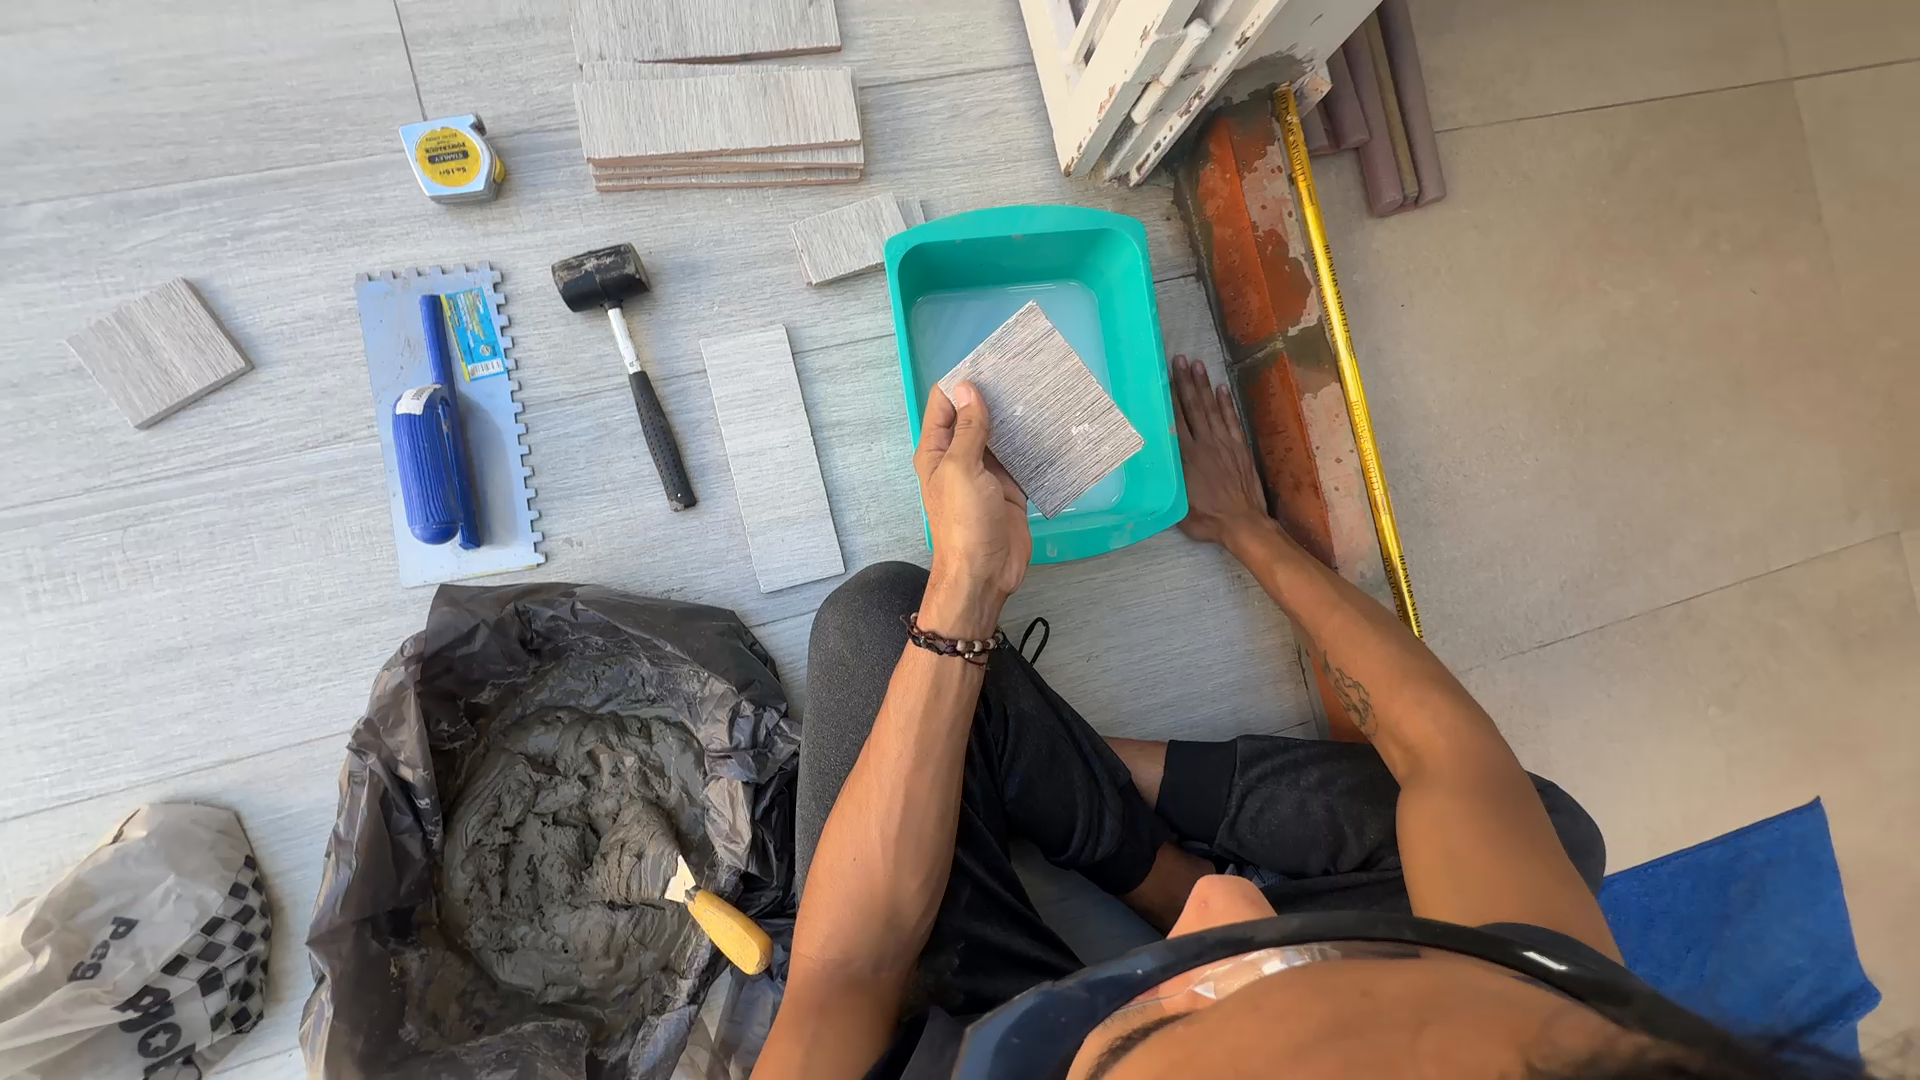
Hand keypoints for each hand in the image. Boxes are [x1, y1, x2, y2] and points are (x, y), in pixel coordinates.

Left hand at [913, 382, 1030, 635]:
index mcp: (937, 451)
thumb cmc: (964, 523)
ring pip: (1001, 435)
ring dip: (1016, 417)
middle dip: (995, 395)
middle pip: (975, 416)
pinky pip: (1022, 458)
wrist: (985, 573)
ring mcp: (986, 473)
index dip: (963, 381)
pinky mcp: (1010, 488)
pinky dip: (1033, 444)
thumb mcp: (962, 470)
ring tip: (1041, 390)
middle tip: (1024, 369)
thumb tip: (968, 388)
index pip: (944, 404)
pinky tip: (1051, 425)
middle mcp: (960, 457)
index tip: (990, 360)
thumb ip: (969, 430)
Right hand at [1171, 355, 1275, 552]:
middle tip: (1178, 360)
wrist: (1242, 523)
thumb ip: (1166, 480)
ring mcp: (1224, 444)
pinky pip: (1231, 420)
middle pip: (1193, 407)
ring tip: (1197, 365)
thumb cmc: (1206, 519)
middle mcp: (1205, 444)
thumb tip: (1150, 464)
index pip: (1175, 420)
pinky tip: (1221, 389)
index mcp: (1186, 457)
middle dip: (1185, 382)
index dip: (1169, 398)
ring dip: (1204, 386)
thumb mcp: (1177, 503)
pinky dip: (1226, 404)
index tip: (1162, 378)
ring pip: (1212, 409)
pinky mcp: (1239, 449)